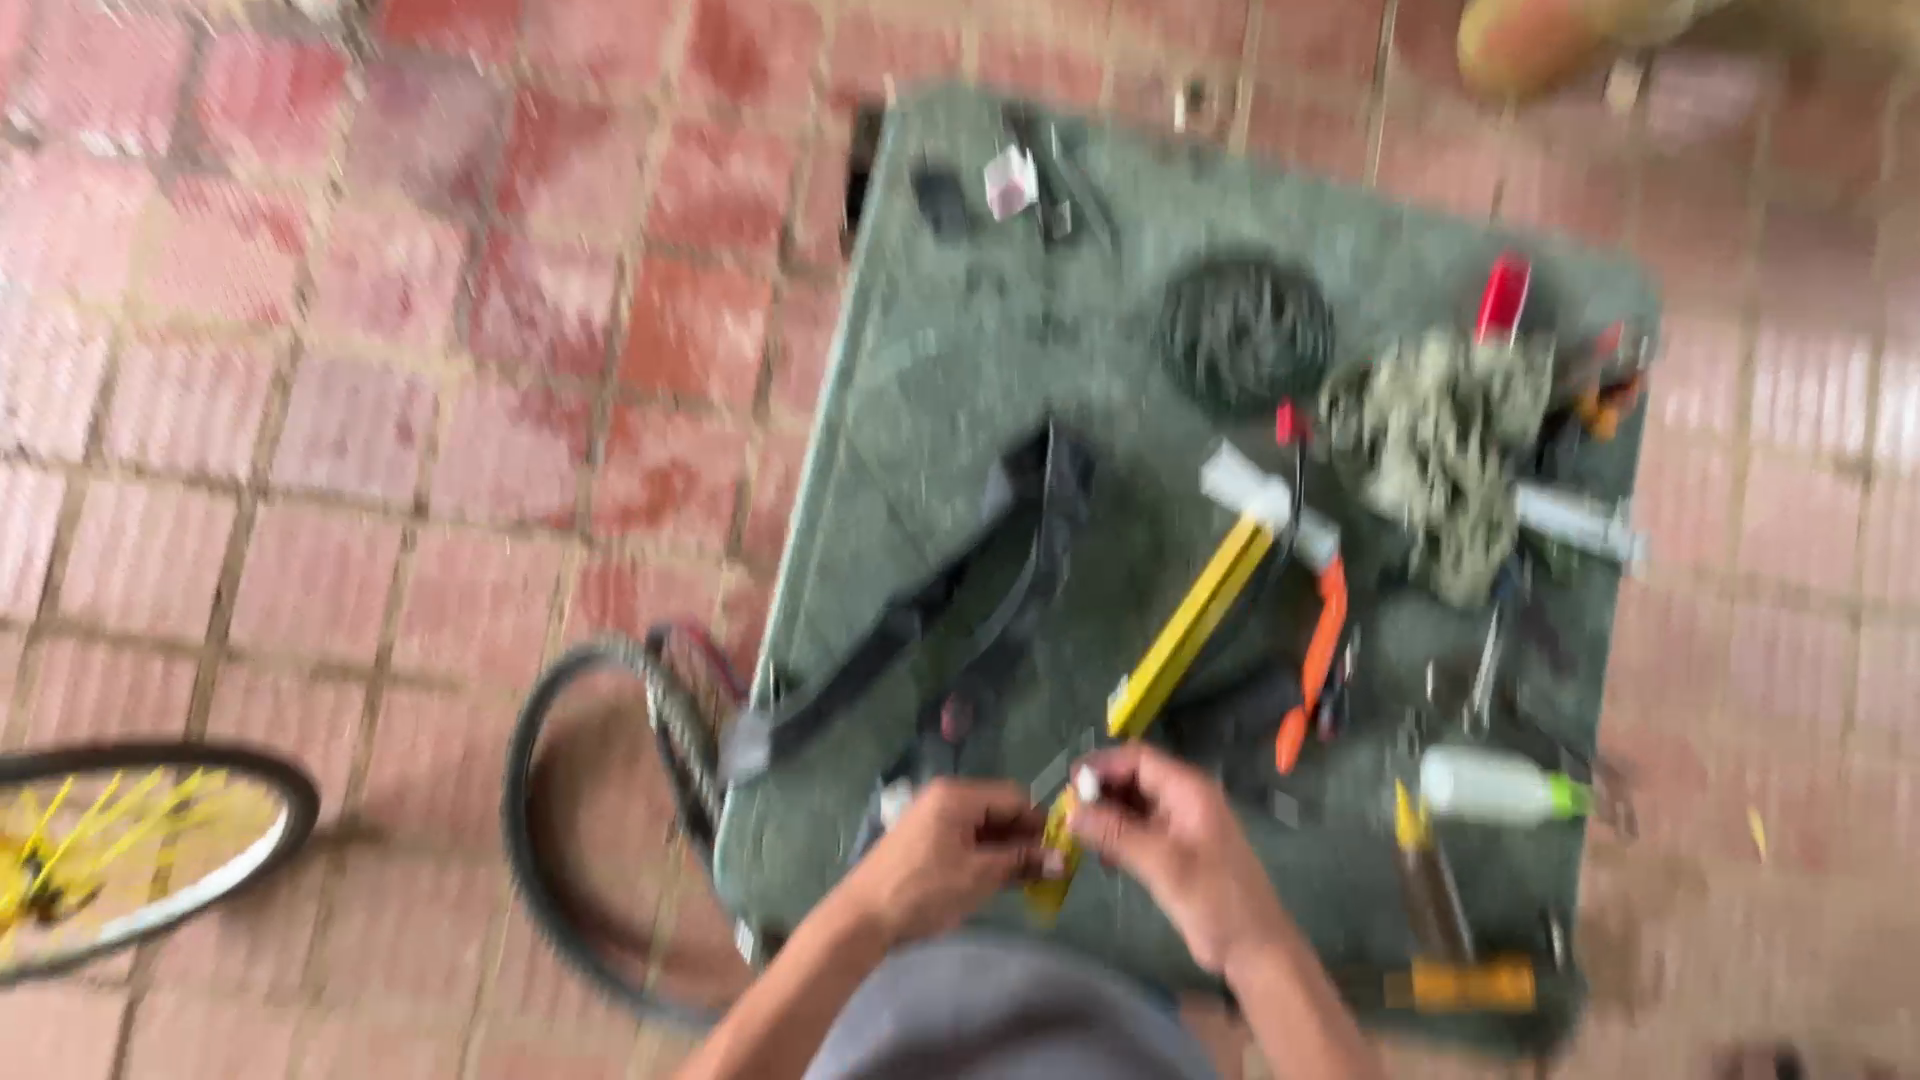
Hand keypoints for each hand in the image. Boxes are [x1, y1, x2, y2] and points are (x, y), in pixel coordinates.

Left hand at [823, 777, 1045, 948]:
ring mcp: (932, 817)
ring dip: (1006, 849)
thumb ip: (1021, 862)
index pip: (1013, 796)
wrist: (862, 918)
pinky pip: (965, 837)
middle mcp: (945, 797)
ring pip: (983, 825)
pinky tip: (997, 878)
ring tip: (1026, 879)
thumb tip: (1061, 859)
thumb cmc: (923, 891)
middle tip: (1047, 870)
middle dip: (1024, 837)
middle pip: (998, 809)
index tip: (1060, 852)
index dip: (1039, 823)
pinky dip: (984, 854)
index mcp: (957, 795)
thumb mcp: (978, 877)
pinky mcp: (924, 838)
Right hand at [1067, 743, 1292, 975]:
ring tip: (1079, 834)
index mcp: (1188, 790)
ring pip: (1133, 803)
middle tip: (1069, 812)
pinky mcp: (1174, 848)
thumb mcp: (1164, 865)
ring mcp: (1179, 823)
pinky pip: (1138, 828)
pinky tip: (1101, 855)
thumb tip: (1070, 811)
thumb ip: (1116, 834)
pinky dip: (1117, 835)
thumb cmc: (1215, 901)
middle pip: (1133, 778)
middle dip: (1100, 791)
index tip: (1070, 784)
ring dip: (1106, 815)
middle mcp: (1183, 798)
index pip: (1138, 759)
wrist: (1254, 950)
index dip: (1102, 766)